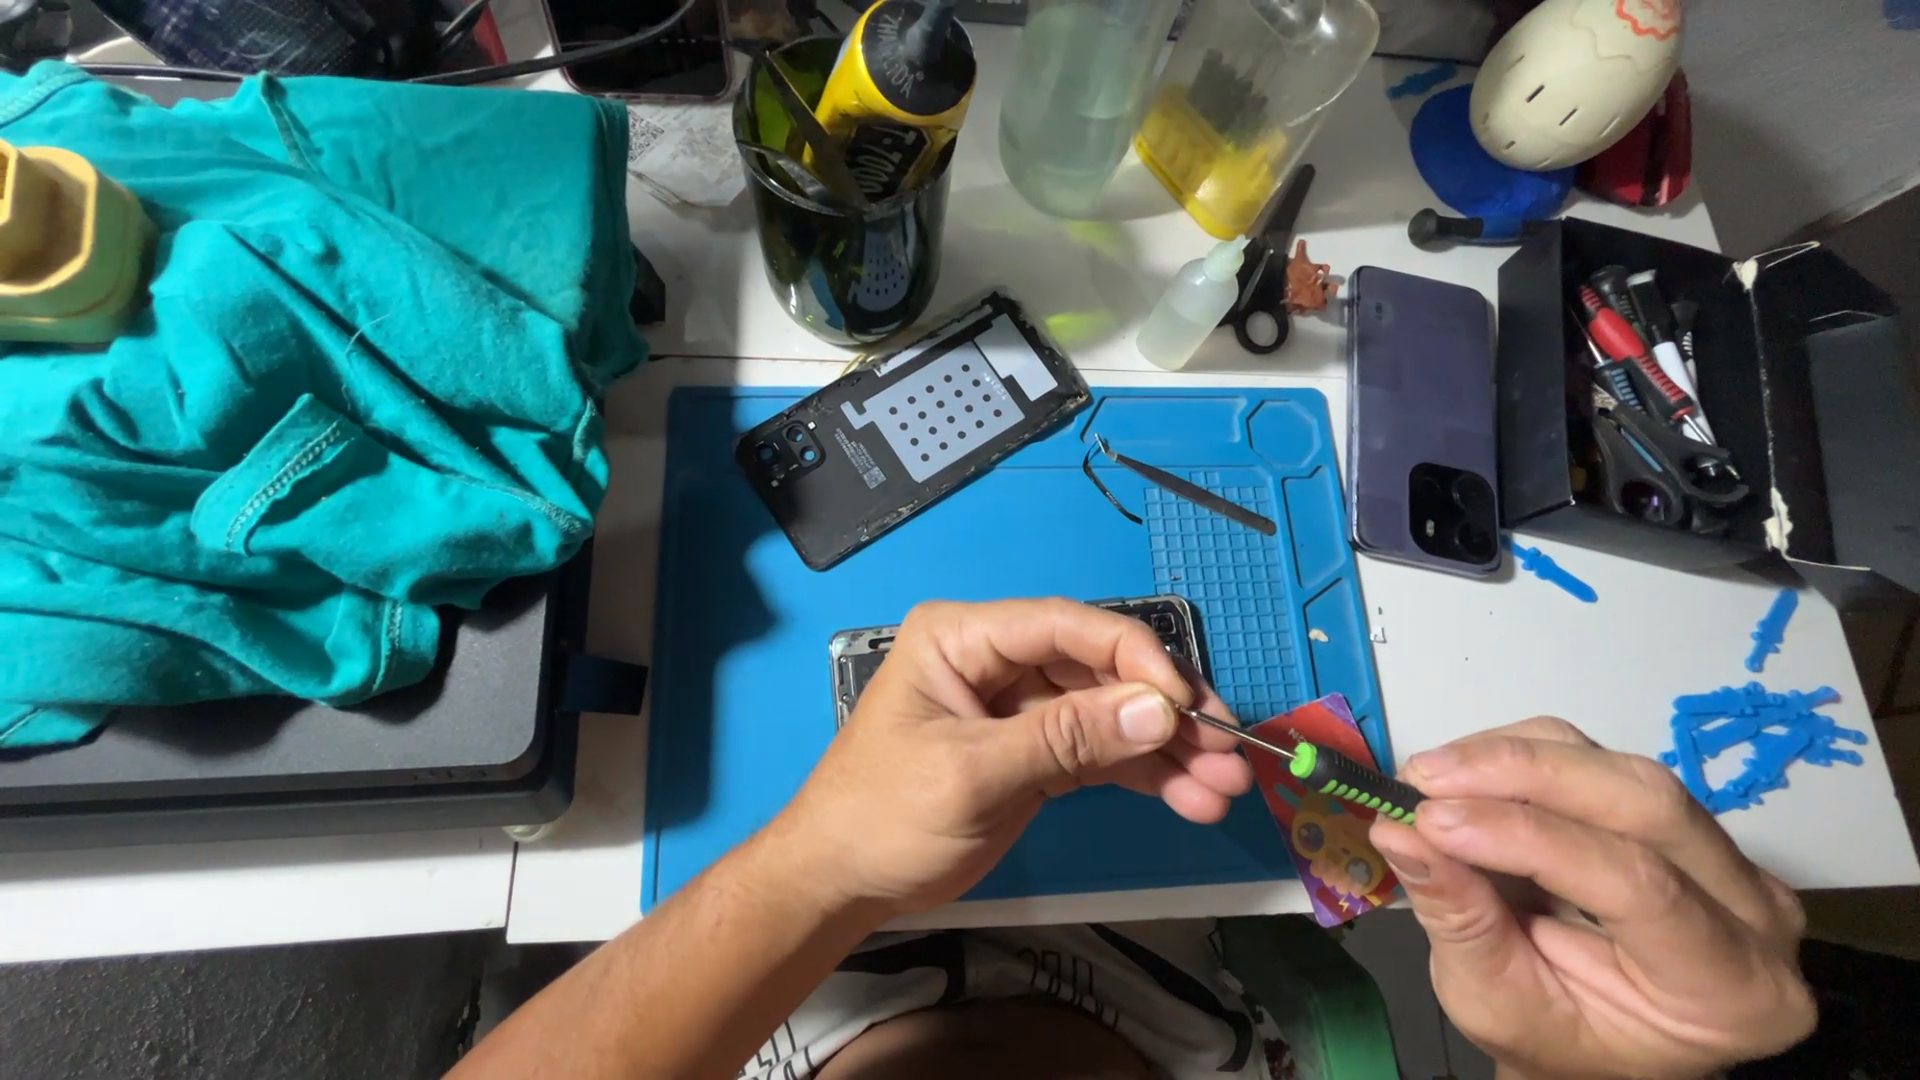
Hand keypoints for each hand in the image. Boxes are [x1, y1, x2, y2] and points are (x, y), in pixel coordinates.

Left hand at [774, 598, 1253, 915]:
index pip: (1064, 625)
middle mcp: (997, 659)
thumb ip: (1066, 739)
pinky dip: (1142, 774)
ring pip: (1107, 711)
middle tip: (1227, 751)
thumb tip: (1159, 709)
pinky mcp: (1033, 750)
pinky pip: (1097, 751)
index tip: (1188, 702)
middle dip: (1163, 710)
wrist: (841, 882)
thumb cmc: (884, 814)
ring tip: (1223, 786)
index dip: (1133, 656)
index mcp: (965, 637)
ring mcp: (1018, 706)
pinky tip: (1188, 797)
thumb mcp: (972, 774)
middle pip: (1097, 668)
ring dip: (1166, 748)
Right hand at [1368, 718, 1815, 1079]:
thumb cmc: (1549, 1033)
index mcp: (1729, 991)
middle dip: (1519, 771)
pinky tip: (1460, 778)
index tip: (1427, 820)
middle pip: (1644, 801)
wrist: (1585, 1033)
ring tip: (1427, 779)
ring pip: (1612, 765)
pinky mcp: (1663, 810)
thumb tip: (1397, 832)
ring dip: (1506, 756)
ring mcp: (1716, 852)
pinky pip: (1587, 752)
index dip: (1526, 837)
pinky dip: (1509, 750)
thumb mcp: (1491, 1000)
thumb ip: (1455, 918)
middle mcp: (1750, 911)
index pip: (1638, 885)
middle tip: (1422, 777)